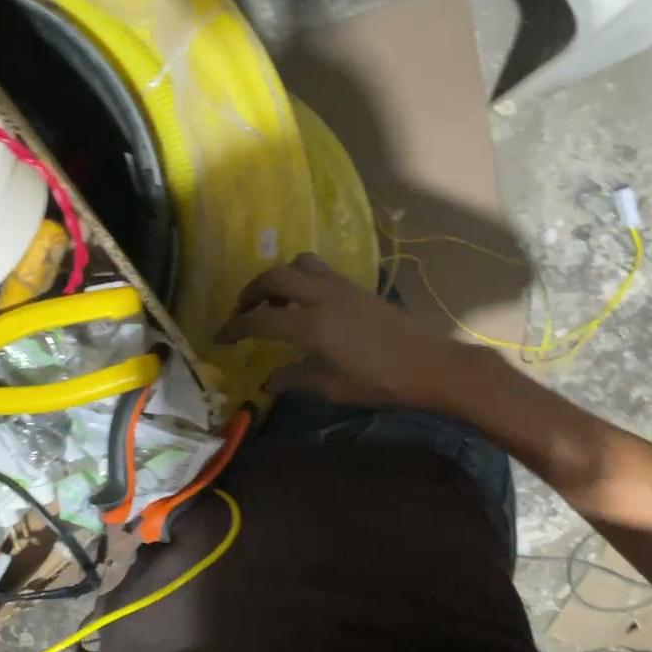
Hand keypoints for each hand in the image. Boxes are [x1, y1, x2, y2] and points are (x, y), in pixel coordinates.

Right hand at [216, 253, 502, 409]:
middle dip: (251, 291)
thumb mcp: (335, 387)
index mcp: (314, 325)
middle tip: (242, 313)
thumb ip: (298, 378)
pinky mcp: (357, 287)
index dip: (236, 327)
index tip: (219, 338)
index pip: (263, 319)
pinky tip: (303, 303)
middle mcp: (324, 297)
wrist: (431, 364)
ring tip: (273, 302)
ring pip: (299, 264)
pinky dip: (301, 278)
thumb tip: (269, 381)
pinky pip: (319, 270)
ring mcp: (343, 287)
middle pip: (276, 276)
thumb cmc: (383, 382)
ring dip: (279, 277)